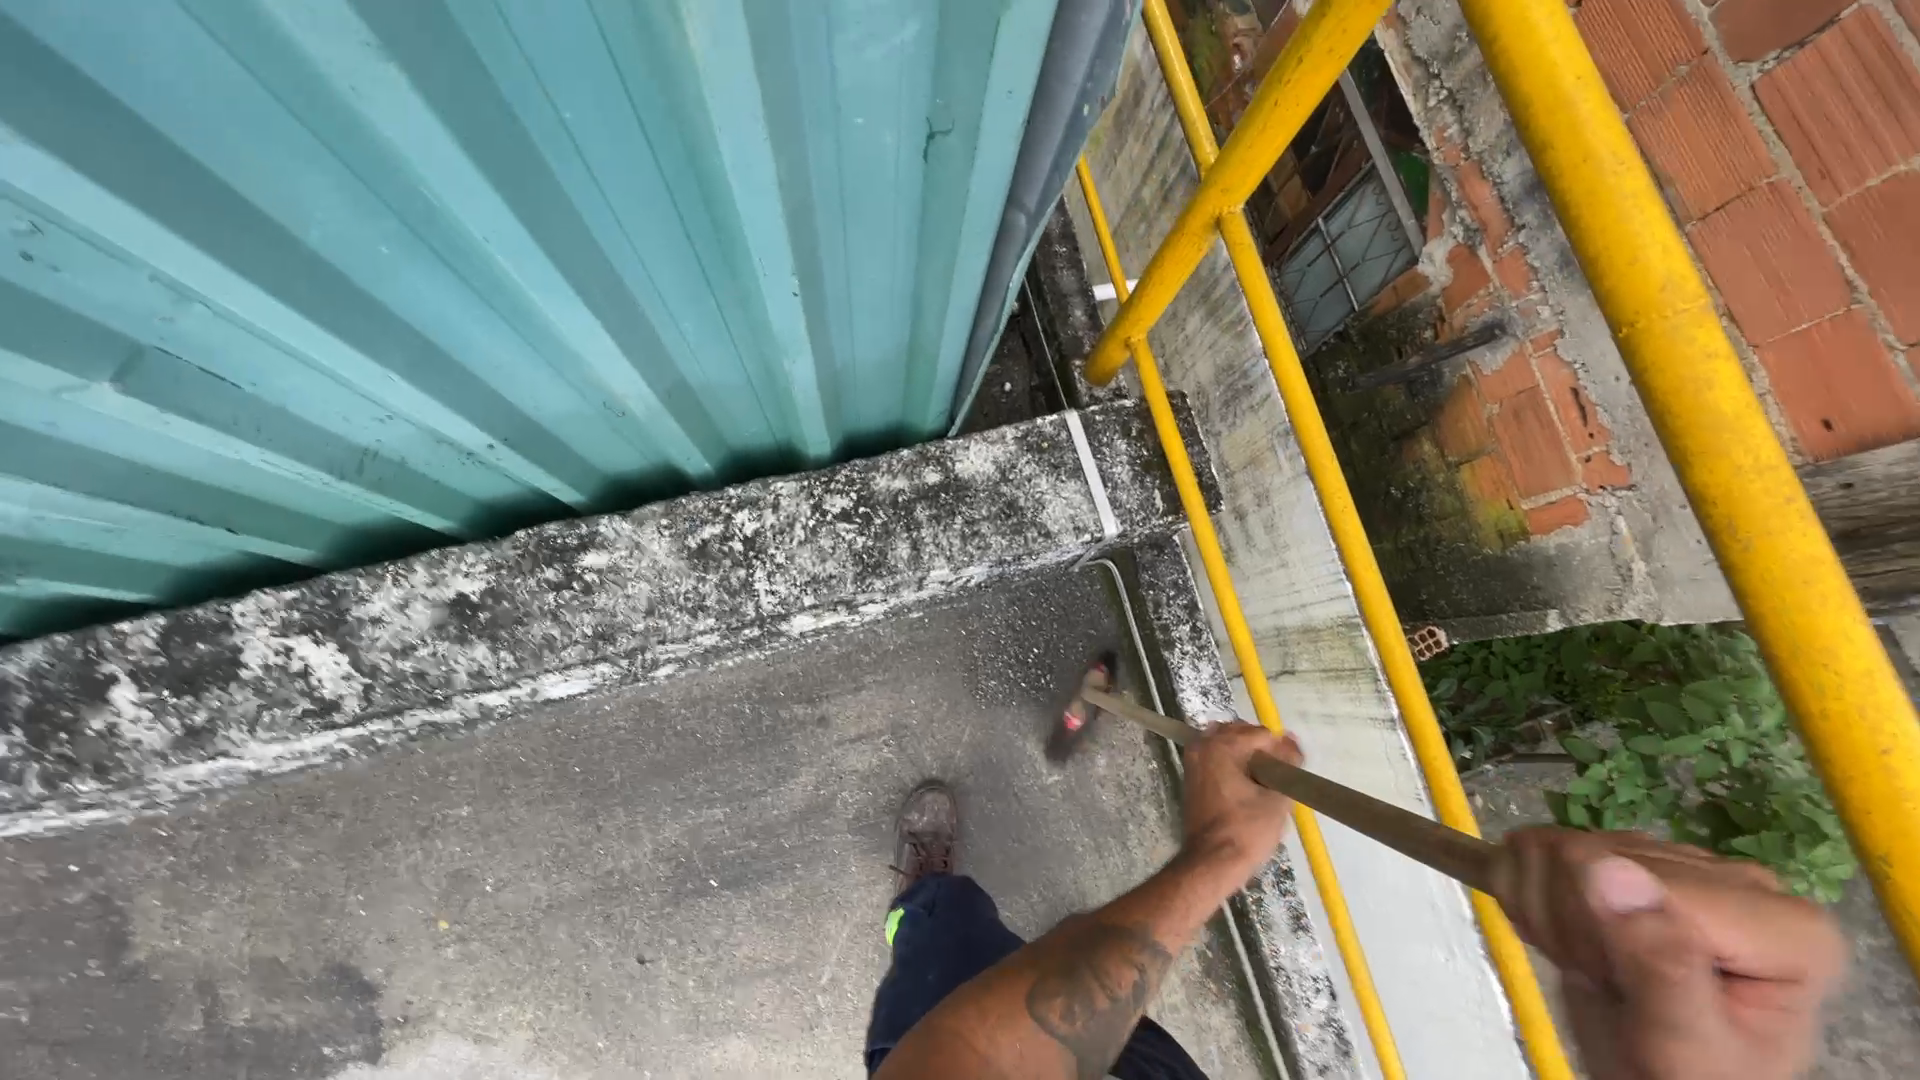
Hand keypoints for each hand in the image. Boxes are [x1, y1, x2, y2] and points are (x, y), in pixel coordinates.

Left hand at [1178, 722, 1301, 885]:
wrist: (1212, 860)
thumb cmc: (1246, 830)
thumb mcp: (1277, 799)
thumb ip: (1287, 765)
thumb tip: (1291, 740)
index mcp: (1221, 746)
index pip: (1261, 734)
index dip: (1281, 749)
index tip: (1292, 769)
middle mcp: (1202, 746)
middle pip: (1239, 731)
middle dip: (1261, 746)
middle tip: (1280, 771)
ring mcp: (1193, 760)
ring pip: (1225, 742)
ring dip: (1246, 753)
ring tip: (1266, 777)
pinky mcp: (1192, 776)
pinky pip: (1215, 756)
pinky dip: (1232, 762)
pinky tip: (1248, 782)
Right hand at [1492, 828, 1844, 1079]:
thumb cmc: (1683, 1076)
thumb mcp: (1683, 1046)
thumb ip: (1661, 967)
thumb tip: (1610, 871)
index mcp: (1783, 924)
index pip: (1631, 874)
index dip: (1592, 923)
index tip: (1609, 982)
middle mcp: (1740, 878)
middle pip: (1589, 852)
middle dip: (1567, 919)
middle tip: (1600, 979)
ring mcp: (1684, 861)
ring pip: (1555, 843)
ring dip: (1545, 908)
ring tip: (1590, 960)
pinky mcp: (1634, 854)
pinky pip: (1540, 841)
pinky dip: (1526, 888)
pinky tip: (1567, 929)